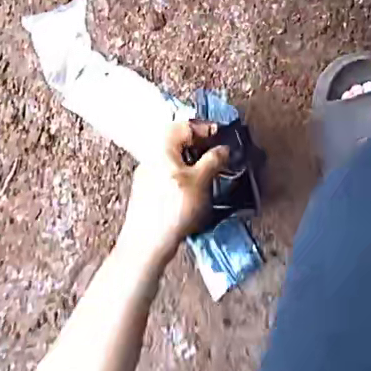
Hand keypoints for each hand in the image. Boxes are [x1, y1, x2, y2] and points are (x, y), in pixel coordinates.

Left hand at [115, 120, 229, 262]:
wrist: (146, 245)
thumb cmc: (173, 209)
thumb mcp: (200, 181)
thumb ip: (214, 160)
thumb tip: (223, 149)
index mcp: (162, 148)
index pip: (184, 126)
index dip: (205, 127)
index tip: (221, 134)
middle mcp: (151, 158)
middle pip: (178, 142)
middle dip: (199, 145)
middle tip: (217, 152)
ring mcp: (147, 176)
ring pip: (174, 159)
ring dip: (192, 161)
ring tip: (209, 171)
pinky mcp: (147, 193)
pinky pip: (169, 174)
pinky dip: (184, 175)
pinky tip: (195, 189)